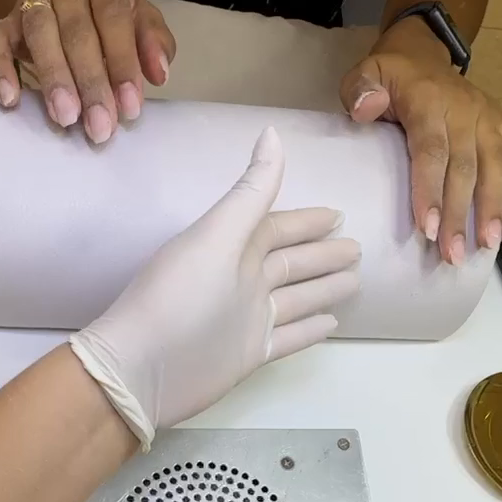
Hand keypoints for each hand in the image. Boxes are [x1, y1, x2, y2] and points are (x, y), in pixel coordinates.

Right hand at [0, 0, 175, 144]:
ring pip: (39, 34)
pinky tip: (11, 99)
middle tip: (100, 127)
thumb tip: (159, 73)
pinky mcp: (5, 20)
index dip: (122, 63)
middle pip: (76, 30)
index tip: (130, 107)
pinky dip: (1, 68)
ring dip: (53, 79)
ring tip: (66, 118)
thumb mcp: (140, 20)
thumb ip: (153, 42)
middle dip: (90, 83)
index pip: (113, 15)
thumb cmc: (109, 17)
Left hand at [69, 128, 359, 447]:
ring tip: (355, 281)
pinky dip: (309, 330)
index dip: (307, 222)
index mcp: (232, 249)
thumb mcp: (216, 237)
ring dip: (323, 289)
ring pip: (296, 300)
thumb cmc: (178, 298)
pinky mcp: (249, 355)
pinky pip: (288, 337)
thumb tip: (272, 132)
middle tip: (358, 249)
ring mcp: (246, 320)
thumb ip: (251, 192)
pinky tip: (333, 323)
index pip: (277, 228)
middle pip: (291, 263)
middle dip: (322, 255)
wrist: (142, 370)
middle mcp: (242, 282)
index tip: (340, 215)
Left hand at [341, 25, 501, 264]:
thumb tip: (366, 108)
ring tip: (488, 246)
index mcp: (430, 104)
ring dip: (492, 208)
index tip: (427, 229)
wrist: (420, 53)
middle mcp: (465, 112)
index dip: (429, 191)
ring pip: (493, 168)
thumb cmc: (389, 78)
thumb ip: (361, 89)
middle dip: (458, 215)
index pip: (431, 151)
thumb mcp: (365, 75)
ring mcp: (487, 119)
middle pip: (464, 169)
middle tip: (453, 254)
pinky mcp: (501, 125)